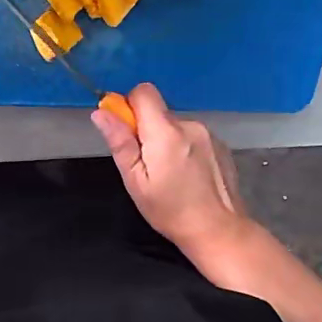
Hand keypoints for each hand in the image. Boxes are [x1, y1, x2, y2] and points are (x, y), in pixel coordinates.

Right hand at [93, 83, 260, 261]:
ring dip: (166, 141)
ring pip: (174, 125)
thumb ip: (119, 142)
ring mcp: (208, 133)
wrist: (218, 230)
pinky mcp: (220, 144)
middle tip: (146, 165)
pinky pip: (191, 136)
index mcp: (165, 132)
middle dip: (146, 130)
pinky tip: (188, 176)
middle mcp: (189, 125)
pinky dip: (183, 148)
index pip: (143, 92)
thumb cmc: (169, 210)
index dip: (129, 106)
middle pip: (158, 112)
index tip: (127, 133)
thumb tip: (100, 113)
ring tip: (169, 174)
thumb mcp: (135, 181)